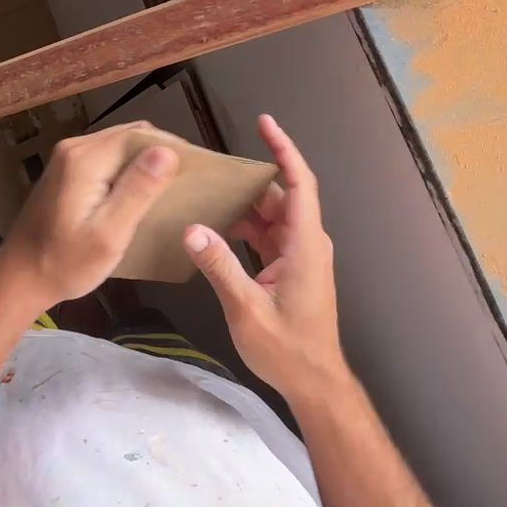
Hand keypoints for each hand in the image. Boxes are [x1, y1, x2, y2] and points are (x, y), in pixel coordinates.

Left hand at [0, 122, 179, 306]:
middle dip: (159, 153)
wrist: (20, 278)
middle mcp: (74, 148)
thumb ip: (137, 190)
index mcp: (84, 158)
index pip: (139, 136)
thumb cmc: (65, 262)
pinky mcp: (67, 170)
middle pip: (129, 137)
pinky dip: (127, 169)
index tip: (196, 171)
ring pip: (119, 146)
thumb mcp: (108, 233)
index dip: (170, 148)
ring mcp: (68, 157)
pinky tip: (140, 193)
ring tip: (169, 188)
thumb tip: (167, 151)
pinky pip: (107, 157)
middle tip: (186, 182)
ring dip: (144, 162)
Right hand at [183, 114, 347, 397]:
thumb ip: (220, 266)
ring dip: (242, 205)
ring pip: (271, 215)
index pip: (298, 184)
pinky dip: (244, 226)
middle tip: (212, 167)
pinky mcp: (290, 267)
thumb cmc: (288, 349)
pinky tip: (217, 226)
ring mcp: (299, 255)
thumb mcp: (247, 309)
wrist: (314, 383)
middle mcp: (306, 242)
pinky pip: (267, 233)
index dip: (283, 149)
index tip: (265, 123)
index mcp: (304, 245)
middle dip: (247, 178)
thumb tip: (193, 229)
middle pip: (278, 196)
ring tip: (208, 193)